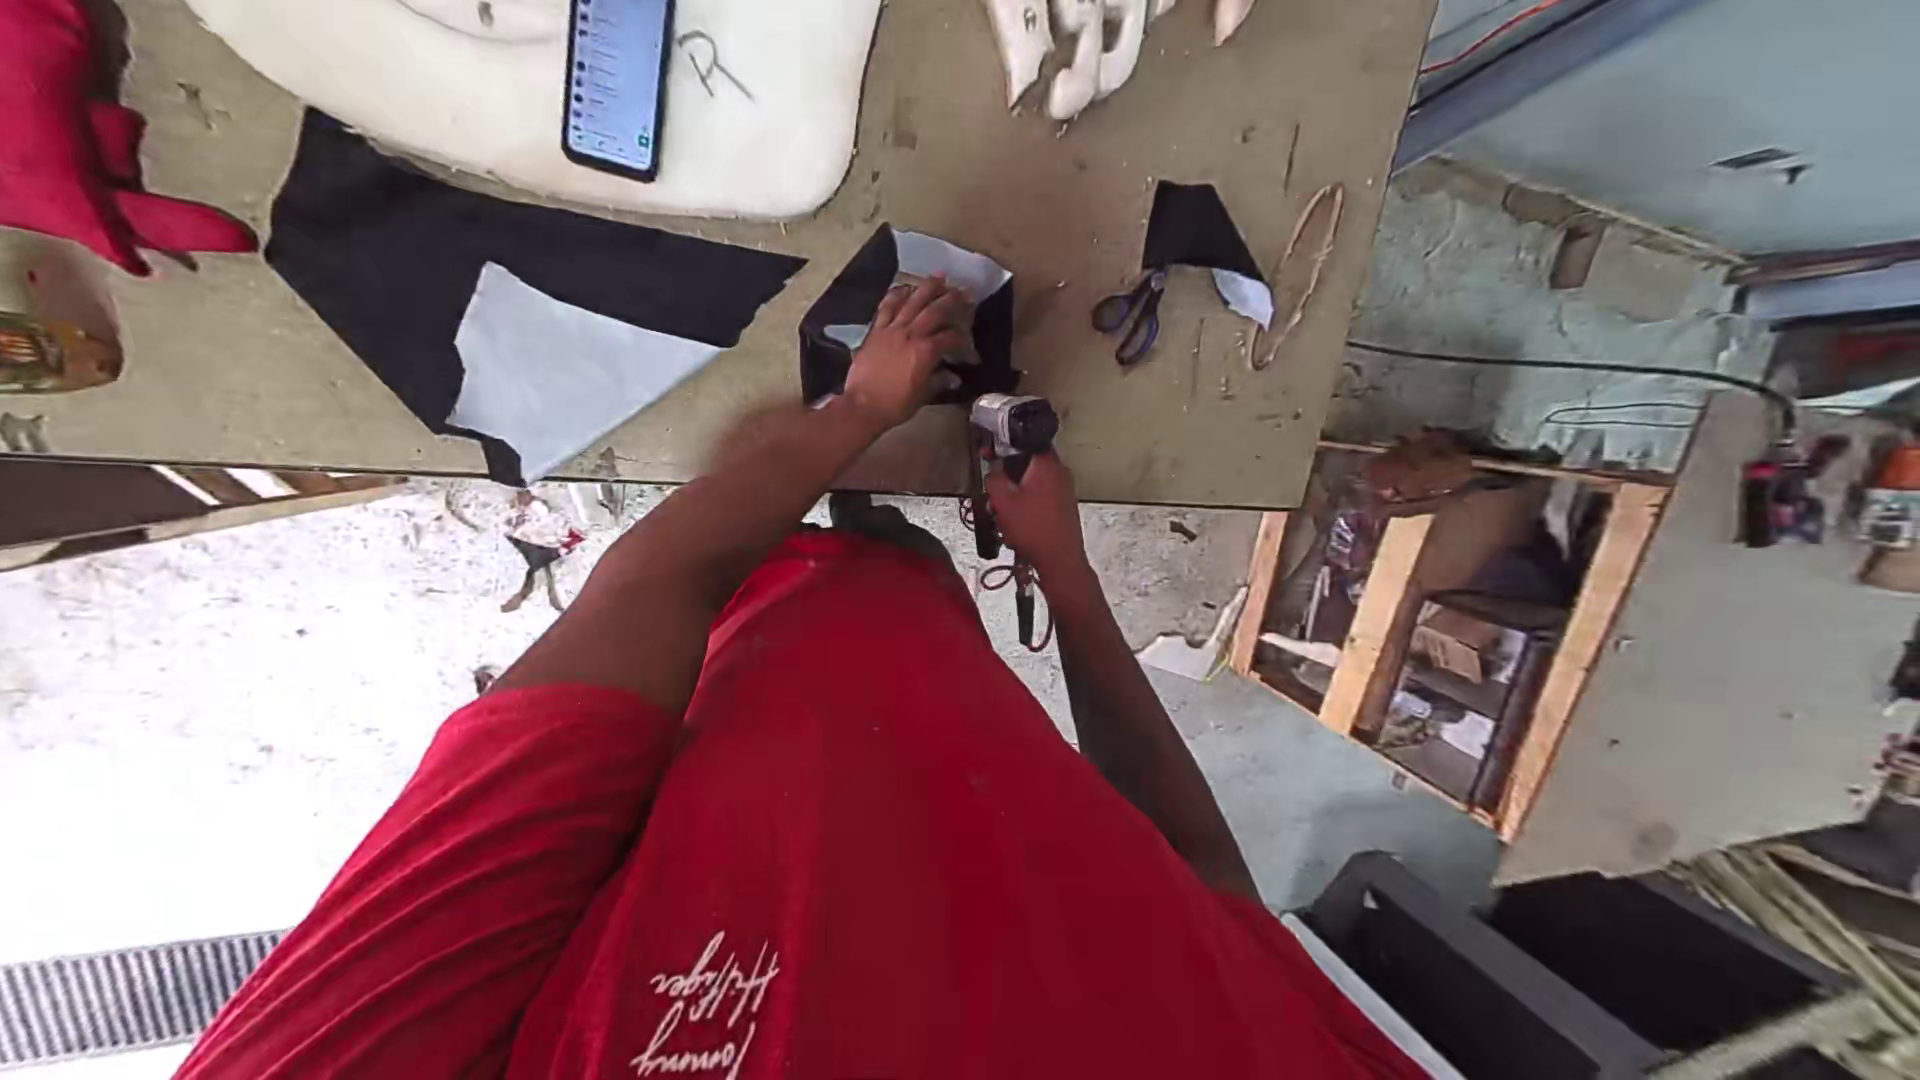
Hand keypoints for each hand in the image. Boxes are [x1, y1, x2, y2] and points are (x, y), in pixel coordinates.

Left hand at [841, 277, 968, 431]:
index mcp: (926, 352)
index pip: (950, 338)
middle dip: (950, 300)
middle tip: (962, 291)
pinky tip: (904, 288)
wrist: (863, 406)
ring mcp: (891, 330)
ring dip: (926, 288)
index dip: (962, 340)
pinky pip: (886, 308)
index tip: (968, 346)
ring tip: (939, 277)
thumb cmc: (896, 405)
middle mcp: (910, 335)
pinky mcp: (875, 332)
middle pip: (934, 311)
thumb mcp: (922, 395)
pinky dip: (896, 295)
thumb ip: (938, 381)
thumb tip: (954, 378)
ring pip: (912, 302)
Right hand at [985, 451, 1090, 583]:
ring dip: (1016, 490)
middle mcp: (1060, 471)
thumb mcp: (1002, 501)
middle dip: (1008, 473)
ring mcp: (1065, 489)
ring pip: (1033, 480)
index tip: (987, 454)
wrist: (1060, 560)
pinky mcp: (1065, 505)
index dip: (1003, 443)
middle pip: (1028, 461)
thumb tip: (994, 470)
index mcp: (1046, 463)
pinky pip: (1041, 494)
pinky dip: (1027, 501)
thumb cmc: (1031, 528)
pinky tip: (1017, 519)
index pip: (1025, 439)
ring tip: (1002, 509)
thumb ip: (994, 478)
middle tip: (993, 487)